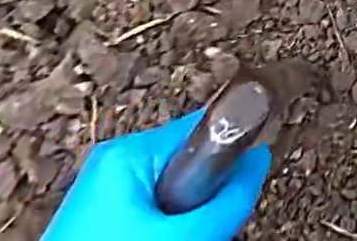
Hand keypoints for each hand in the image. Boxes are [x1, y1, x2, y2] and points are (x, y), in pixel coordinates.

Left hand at [44, 110, 269, 240]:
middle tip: (197, 222)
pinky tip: (164, 239)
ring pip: (172, 183)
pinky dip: (165, 220)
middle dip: (203, 189)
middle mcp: (112, 161)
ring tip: (179, 235)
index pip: (204, 127)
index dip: (226, 156)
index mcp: (127, 152)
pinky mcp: (98, 213)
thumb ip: (234, 192)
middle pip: (189, 157)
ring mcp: (101, 189)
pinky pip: (152, 201)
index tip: (229, 182)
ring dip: (185, 208)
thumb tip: (258, 159)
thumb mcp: (187, 233)